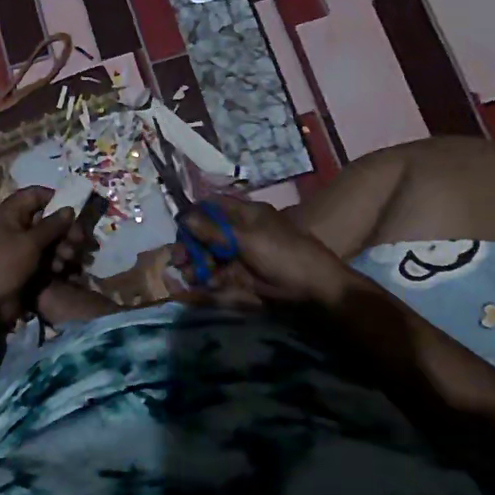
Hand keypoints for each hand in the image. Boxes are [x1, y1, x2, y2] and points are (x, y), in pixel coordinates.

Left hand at [0, 188, 80, 323]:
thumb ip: (52, 225)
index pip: (34, 195)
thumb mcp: (30, 242)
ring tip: (67, 259)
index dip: (55, 198)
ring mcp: (19, 247)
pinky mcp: (24, 265)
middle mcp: (14, 226)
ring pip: (48, 240)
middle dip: (64, 229)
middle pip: (45, 219)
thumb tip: (69, 208)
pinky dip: (54, 260)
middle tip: (78, 241)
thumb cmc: (4, 265)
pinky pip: (44, 256)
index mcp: (8, 213)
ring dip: (61, 247)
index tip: (75, 208)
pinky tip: (61, 270)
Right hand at [173, 197, 351, 307]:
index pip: (210, 206)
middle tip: (178, 260)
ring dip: (196, 264)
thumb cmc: (283, 255)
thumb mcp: (247, 239)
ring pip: (209, 255)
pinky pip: (218, 273)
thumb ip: (213, 230)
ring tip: (188, 275)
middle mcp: (239, 230)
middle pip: (206, 232)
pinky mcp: (241, 275)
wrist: (315, 289)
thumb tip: (183, 217)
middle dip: (190, 245)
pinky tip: (202, 284)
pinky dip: (208, 278)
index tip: (179, 231)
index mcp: (244, 214)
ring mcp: (240, 253)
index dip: (193, 216)